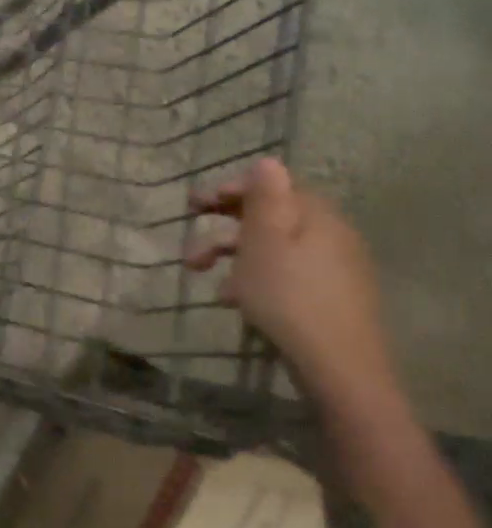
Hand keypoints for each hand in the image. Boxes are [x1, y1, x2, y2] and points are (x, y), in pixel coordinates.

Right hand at [185, 158, 393, 399]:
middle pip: (272, 216)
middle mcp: (332, 238)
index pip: (277, 187)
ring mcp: (334, 270)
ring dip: (230, 252)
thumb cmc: (288, 295)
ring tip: (197, 270)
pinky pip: (283, 272)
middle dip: (225, 222)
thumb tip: (269, 161)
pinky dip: (252, 276)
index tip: (197, 202)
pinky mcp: (328, 297)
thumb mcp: (264, 241)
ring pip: (272, 247)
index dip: (235, 188)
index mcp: (319, 219)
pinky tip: (231, 296)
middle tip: (190, 225)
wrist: (336, 366)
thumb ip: (264, 198)